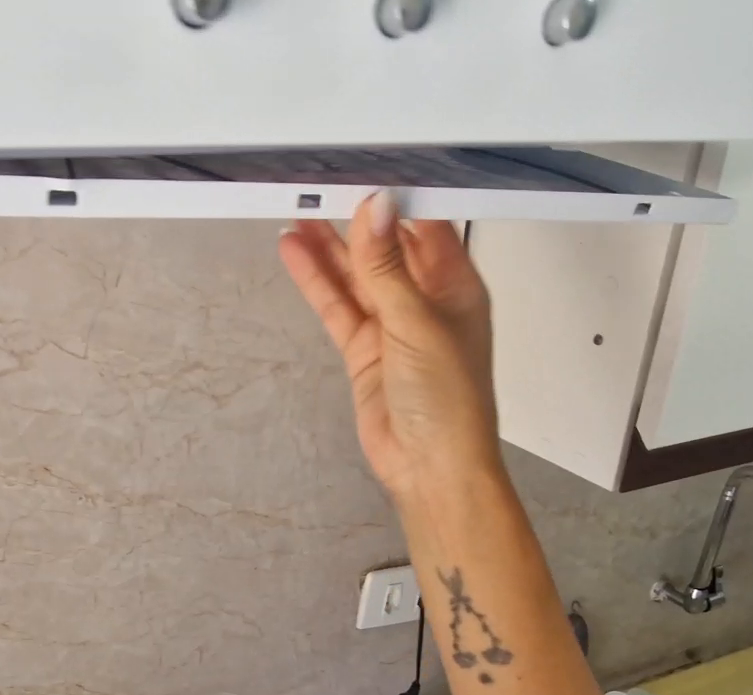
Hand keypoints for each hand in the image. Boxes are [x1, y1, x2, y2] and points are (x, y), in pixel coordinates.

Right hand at [278, 192, 499, 503]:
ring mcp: (391, 326)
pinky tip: (296, 253)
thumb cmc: (448, 401)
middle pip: (385, 247)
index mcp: (456, 285)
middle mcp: (424, 300)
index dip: (395, 198)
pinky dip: (318, 283)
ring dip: (329, 248)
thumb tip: (375, 207)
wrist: (430, 467)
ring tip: (297, 211)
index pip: (425, 225)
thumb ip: (388, 267)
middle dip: (354, 219)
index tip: (362, 168)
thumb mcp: (418, 323)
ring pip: (356, 276)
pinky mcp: (364, 351)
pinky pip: (338, 307)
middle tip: (319, 184)